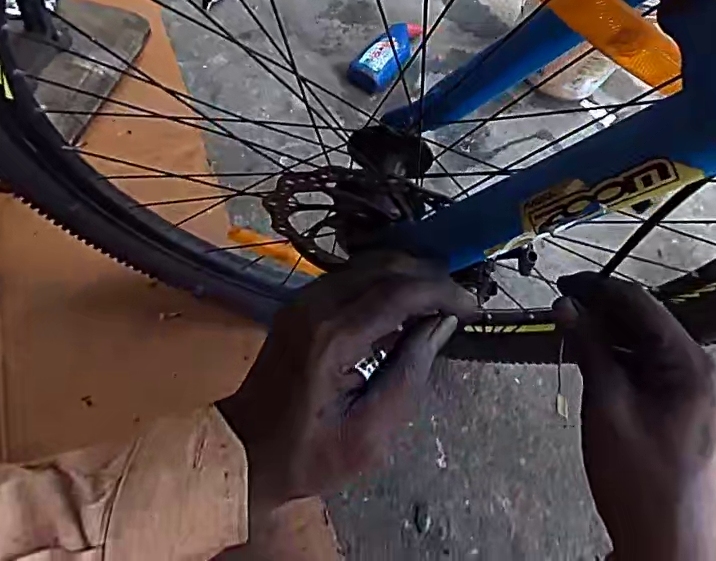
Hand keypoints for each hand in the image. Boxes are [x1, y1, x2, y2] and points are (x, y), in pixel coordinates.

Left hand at [217, 253, 478, 525]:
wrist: (244, 446)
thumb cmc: (309, 452)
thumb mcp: (369, 436)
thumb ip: (408, 375)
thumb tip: (440, 325)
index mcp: (332, 338)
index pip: (397, 293)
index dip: (440, 291)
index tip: (471, 305)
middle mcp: (317, 304)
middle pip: (383, 265)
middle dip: (428, 273)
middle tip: (460, 295)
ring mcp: (305, 297)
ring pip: (366, 262)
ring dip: (407, 271)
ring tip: (440, 295)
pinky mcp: (301, 299)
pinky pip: (351, 273)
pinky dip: (384, 278)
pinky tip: (404, 299)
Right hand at [554, 272, 715, 560]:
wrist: (674, 558)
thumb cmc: (644, 484)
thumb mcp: (608, 405)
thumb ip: (589, 347)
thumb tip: (566, 305)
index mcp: (693, 366)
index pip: (641, 303)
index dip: (598, 288)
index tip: (561, 285)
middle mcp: (701, 374)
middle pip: (645, 323)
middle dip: (601, 312)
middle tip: (560, 309)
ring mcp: (696, 396)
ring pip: (644, 347)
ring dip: (607, 337)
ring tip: (569, 333)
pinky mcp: (684, 415)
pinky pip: (648, 371)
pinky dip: (618, 361)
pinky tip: (591, 361)